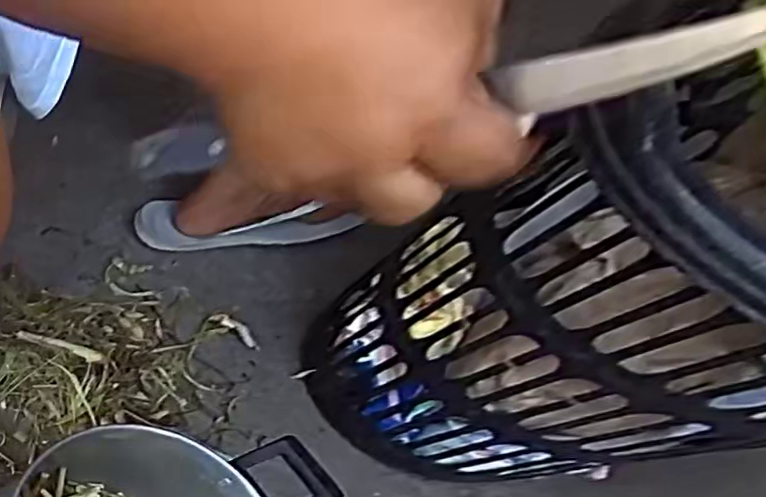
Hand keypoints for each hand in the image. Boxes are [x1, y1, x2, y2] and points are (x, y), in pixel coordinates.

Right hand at [186, 0, 530, 223]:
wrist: (263, 13)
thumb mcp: (458, 0)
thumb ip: (476, 47)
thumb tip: (476, 72)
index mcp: (431, 115)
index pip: (487, 163)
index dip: (503, 152)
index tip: (502, 142)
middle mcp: (369, 161)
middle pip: (411, 206)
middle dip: (424, 182)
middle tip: (427, 148)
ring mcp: (312, 176)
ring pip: (349, 201)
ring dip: (361, 178)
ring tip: (358, 137)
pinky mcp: (262, 177)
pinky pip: (286, 192)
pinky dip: (300, 175)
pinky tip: (306, 146)